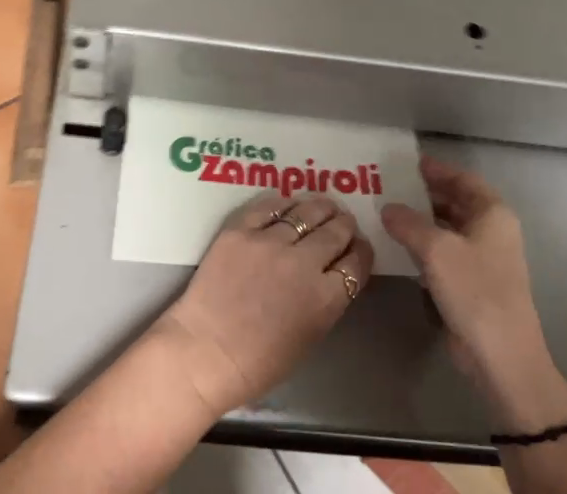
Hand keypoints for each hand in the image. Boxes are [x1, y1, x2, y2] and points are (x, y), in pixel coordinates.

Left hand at [153, 193, 373, 416]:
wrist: (205, 352)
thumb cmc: (259, 362)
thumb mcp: (310, 336)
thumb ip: (327, 300)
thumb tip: (333, 273)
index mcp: (325, 298)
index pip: (356, 262)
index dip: (361, 251)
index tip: (359, 247)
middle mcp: (302, 263)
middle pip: (336, 231)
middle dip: (344, 225)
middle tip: (343, 222)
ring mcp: (269, 242)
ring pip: (306, 211)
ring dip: (320, 208)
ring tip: (323, 205)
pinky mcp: (239, 230)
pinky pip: (268, 206)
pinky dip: (282, 204)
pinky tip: (287, 204)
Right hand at [382, 157, 566, 424]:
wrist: (500, 354)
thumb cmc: (474, 289)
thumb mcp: (436, 249)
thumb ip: (408, 223)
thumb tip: (388, 208)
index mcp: (493, 215)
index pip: (464, 180)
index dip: (439, 170)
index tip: (409, 163)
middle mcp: (492, 232)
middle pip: (457, 203)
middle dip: (426, 194)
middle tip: (391, 186)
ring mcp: (483, 260)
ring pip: (448, 229)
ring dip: (422, 221)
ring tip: (387, 212)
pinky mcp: (471, 284)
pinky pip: (444, 254)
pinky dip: (424, 246)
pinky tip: (399, 246)